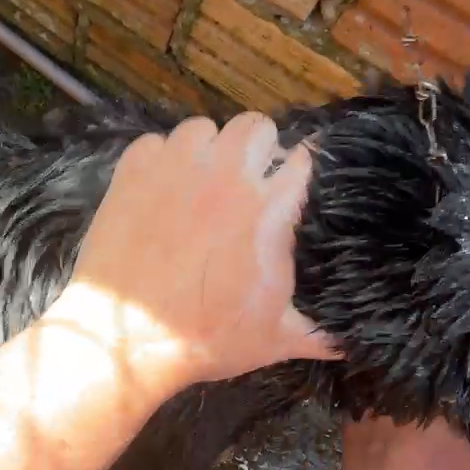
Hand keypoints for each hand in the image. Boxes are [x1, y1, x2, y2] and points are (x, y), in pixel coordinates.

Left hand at [45, 113, 338, 391]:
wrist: (124, 338)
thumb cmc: (203, 338)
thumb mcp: (271, 339)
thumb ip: (315, 332)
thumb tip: (346, 343)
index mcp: (267, 208)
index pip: (301, 158)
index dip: (298, 169)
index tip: (291, 181)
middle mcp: (224, 177)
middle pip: (255, 126)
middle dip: (257, 146)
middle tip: (247, 174)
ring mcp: (174, 170)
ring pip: (201, 128)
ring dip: (207, 148)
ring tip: (200, 177)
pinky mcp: (131, 173)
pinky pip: (153, 142)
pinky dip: (159, 158)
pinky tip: (159, 186)